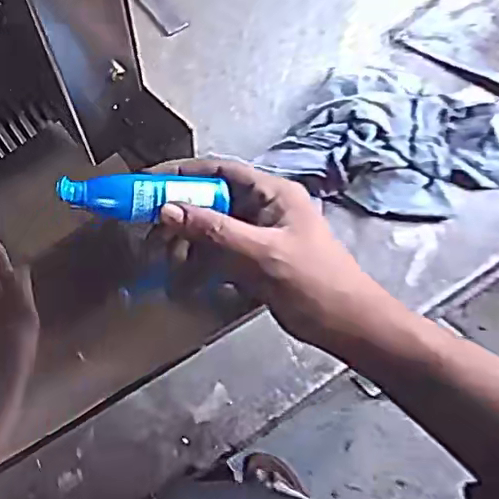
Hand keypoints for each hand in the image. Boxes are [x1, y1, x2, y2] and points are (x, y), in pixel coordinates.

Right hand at [149, 158, 413, 351]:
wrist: (353, 329)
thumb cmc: (316, 284)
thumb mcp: (262, 253)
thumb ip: (213, 229)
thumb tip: (165, 209)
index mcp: (273, 193)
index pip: (218, 170)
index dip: (179, 172)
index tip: (145, 181)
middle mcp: (262, 207)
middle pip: (208, 197)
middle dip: (175, 210)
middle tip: (145, 224)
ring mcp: (257, 233)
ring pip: (208, 225)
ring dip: (182, 237)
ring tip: (160, 253)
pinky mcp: (252, 257)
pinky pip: (214, 249)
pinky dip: (194, 256)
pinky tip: (179, 271)